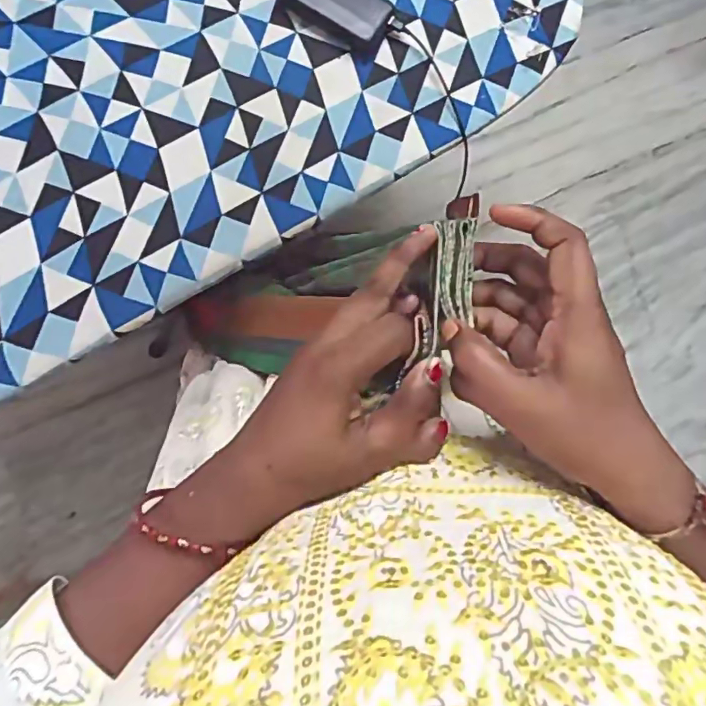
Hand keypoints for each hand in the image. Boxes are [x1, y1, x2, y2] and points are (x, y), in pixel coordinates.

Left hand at [163, 226, 448, 542]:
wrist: (253, 472)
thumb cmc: (309, 468)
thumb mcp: (365, 455)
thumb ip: (408, 418)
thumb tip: (437, 372)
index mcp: (338, 366)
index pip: (396, 330)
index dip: (427, 333)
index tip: (452, 343)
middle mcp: (326, 343)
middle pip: (370, 292)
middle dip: (401, 260)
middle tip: (431, 232)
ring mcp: (316, 343)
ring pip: (358, 299)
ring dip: (388, 276)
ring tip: (418, 253)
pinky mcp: (313, 351)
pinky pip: (350, 316)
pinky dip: (376, 300)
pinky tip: (394, 306)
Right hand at [442, 205, 696, 533]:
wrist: (626, 474)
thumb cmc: (586, 434)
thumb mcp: (522, 402)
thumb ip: (476, 365)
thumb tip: (448, 329)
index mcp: (576, 312)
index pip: (564, 244)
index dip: (532, 220)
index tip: (492, 214)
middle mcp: (567, 315)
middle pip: (529, 268)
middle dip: (487, 263)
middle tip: (444, 271)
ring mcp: (556, 337)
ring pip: (515, 300)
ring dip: (479, 301)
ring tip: (440, 311)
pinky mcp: (546, 358)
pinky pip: (511, 331)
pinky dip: (484, 333)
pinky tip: (456, 347)